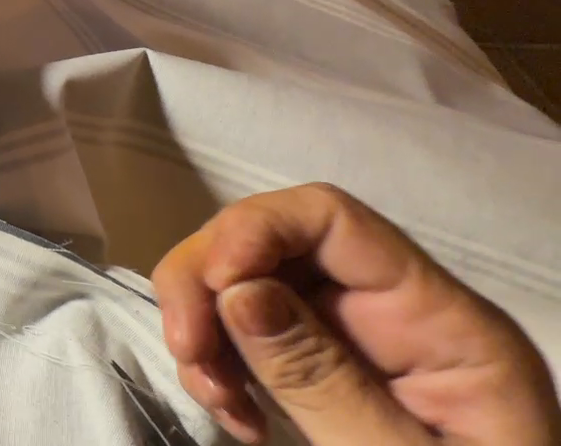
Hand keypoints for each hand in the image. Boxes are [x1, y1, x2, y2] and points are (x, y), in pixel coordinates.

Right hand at [152, 183, 558, 444]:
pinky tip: (228, 409)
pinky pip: (233, 326)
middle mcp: (385, 309)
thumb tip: (235, 290)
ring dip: (201, 326)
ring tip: (213, 396)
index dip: (254, 229)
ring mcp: (343, 335)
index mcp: (441, 321)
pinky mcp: (310, 363)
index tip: (212, 285)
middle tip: (186, 350)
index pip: (330, 219)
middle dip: (205, 285)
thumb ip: (325, 381)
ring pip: (235, 282)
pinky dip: (211, 358)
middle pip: (264, 243)